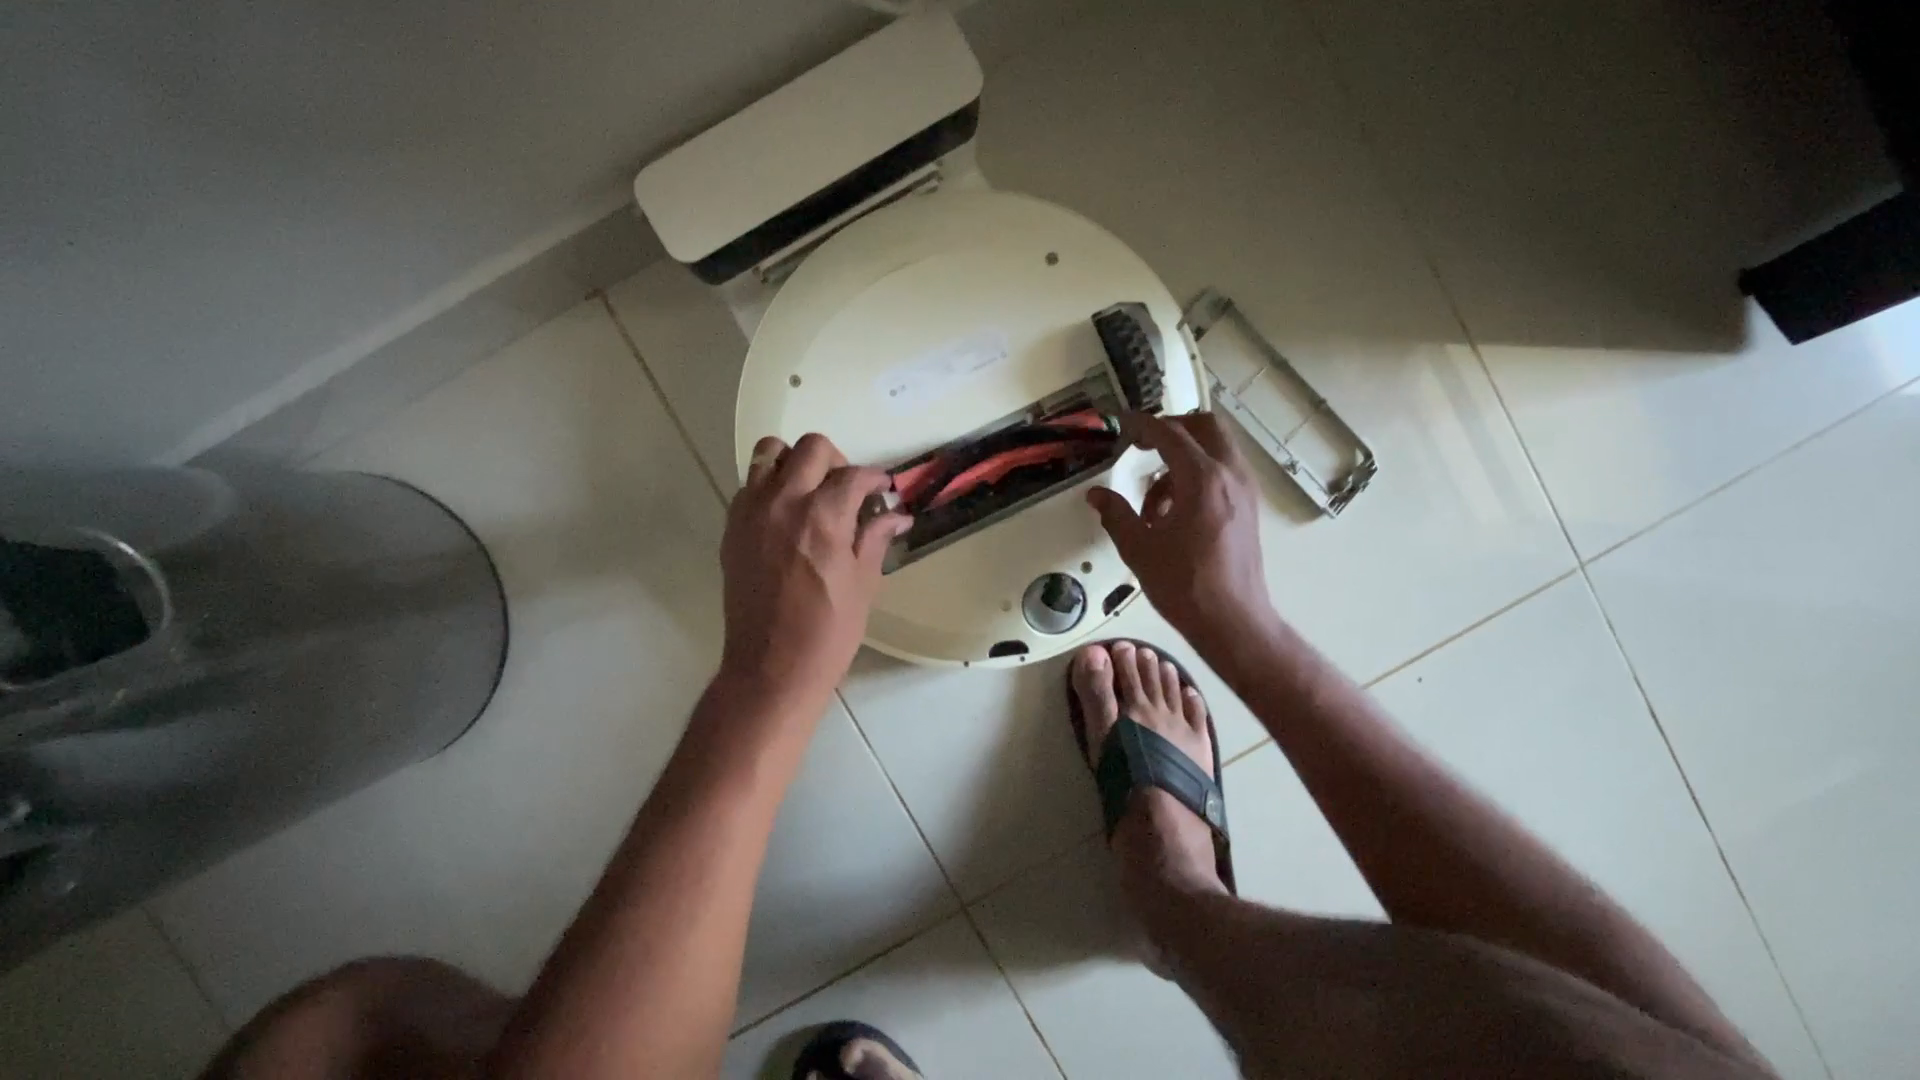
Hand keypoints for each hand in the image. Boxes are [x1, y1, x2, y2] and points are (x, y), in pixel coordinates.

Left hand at [718, 433, 911, 710]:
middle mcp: (784, 502)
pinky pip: (750, 485)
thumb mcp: (863, 584)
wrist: (771, 667)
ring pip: (770, 453)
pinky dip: (770, 487)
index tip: (882, 492)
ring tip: (810, 492)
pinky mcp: (732, 528)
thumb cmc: (828, 632)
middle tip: (847, 490)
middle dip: (837, 461)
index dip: (875, 480)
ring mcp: (752, 512)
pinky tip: (785, 516)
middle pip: (811, 448)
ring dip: (795, 463)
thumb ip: (874, 539)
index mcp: (823, 516)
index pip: (854, 474)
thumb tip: (896, 516)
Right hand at [1088, 412, 1276, 643]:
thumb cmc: (1184, 586)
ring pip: (1216, 449)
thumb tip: (1096, 495)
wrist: (1232, 621)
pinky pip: (1223, 472)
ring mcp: (1245, 491)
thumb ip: (1116, 514)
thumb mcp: (1139, 549)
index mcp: (1202, 479)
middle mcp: (1230, 475)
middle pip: (1204, 426)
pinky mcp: (1249, 508)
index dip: (1142, 425)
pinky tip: (1174, 512)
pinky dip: (1199, 475)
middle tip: (1142, 446)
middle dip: (1172, 429)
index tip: (1121, 424)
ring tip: (1152, 498)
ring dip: (1184, 457)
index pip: (1169, 433)